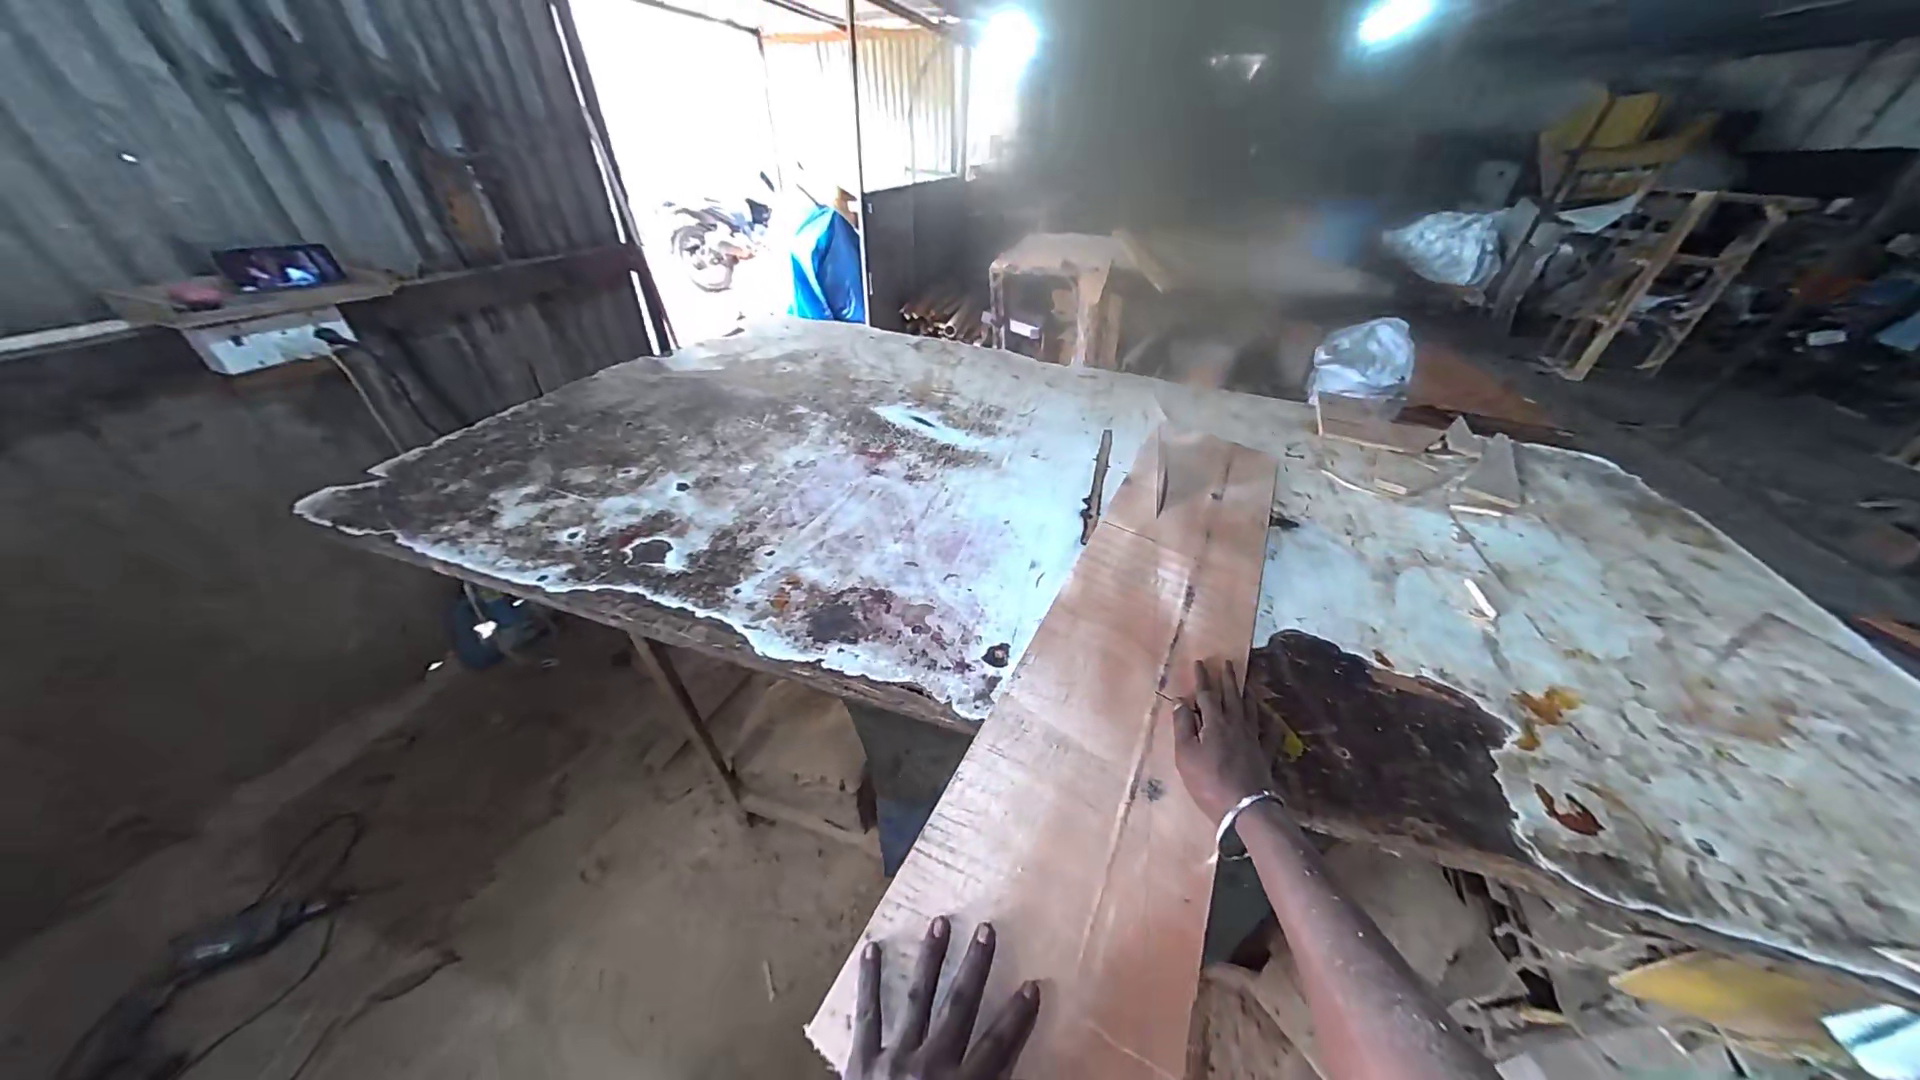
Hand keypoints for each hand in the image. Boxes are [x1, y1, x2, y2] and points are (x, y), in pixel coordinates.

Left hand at [848, 918, 1040, 1079]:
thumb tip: (1013, 1074)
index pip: (998, 1046)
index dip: (1018, 1016)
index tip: (1033, 984)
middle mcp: (931, 1066)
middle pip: (960, 1007)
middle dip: (976, 967)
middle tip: (986, 929)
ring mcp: (894, 1059)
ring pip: (918, 998)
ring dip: (930, 958)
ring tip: (939, 922)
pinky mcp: (861, 1061)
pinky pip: (867, 1014)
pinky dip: (869, 980)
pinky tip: (871, 947)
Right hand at [1174, 659, 1277, 822]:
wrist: (1245, 807)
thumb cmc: (1208, 780)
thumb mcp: (1185, 753)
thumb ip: (1183, 725)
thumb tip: (1181, 701)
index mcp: (1214, 722)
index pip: (1206, 694)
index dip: (1202, 678)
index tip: (1200, 662)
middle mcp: (1236, 724)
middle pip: (1231, 696)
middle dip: (1228, 679)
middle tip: (1228, 663)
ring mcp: (1253, 739)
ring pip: (1250, 710)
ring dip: (1246, 694)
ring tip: (1246, 683)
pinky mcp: (1264, 754)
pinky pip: (1269, 734)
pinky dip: (1270, 724)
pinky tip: (1272, 719)